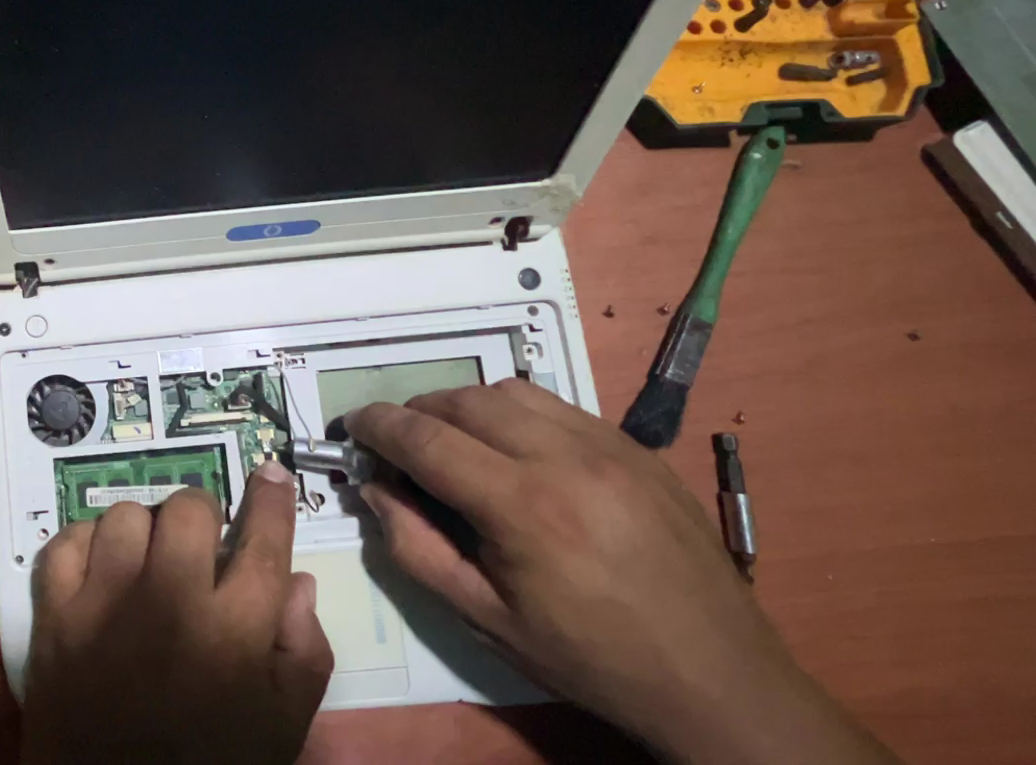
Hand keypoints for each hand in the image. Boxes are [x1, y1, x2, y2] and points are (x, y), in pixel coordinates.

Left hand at [20, 461, 332, 764]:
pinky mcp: (55, 614)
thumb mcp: (281, 728)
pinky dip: (84, 548)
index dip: (272, 498)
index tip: (270, 473)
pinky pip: (67, 541)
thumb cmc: (207, 764)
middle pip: (190, 509)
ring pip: (126, 516)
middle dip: (202, 519)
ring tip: (145, 563)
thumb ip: (304, 653)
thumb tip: (298, 580)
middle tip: (198, 547)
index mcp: (235, 633)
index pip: (264, 541)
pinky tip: (98, 574)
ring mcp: (105, 603)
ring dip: (142, 532)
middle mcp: (171, 601)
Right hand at [347, 380, 899, 764]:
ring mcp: (609, 446)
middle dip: (416, 412)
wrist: (718, 679)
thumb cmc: (589, 658)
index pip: (425, 439)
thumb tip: (375, 488)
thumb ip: (415, 547)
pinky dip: (513, 412)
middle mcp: (565, 458)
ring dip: (463, 404)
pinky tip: (513, 448)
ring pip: (509, 391)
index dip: (378, 425)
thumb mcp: (484, 618)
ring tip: (452, 440)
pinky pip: (556, 405)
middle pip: (463, 401)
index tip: (352, 426)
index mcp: (523, 508)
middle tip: (399, 443)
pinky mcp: (636, 448)